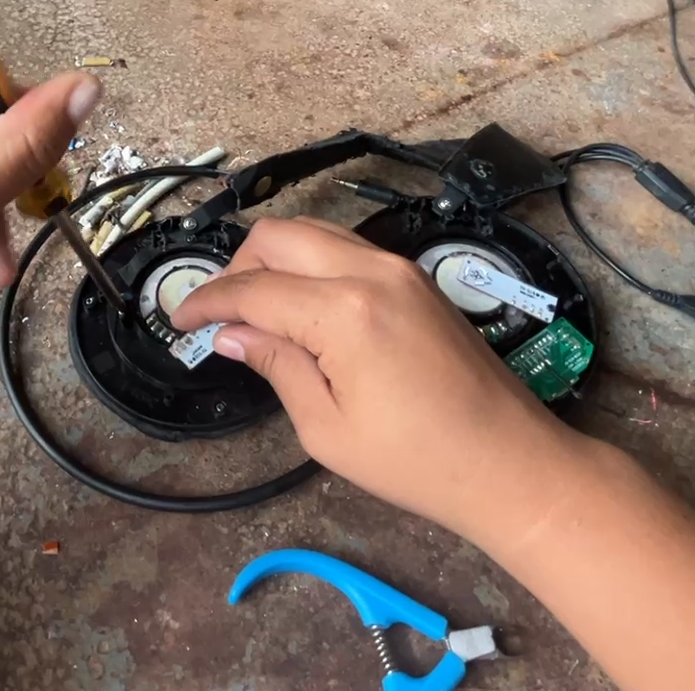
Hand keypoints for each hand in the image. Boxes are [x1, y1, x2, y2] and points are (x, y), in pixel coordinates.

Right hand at [171, 217, 585, 538]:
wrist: (513, 464)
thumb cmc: (417, 461)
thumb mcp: (326, 427)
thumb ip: (274, 364)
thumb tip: (230, 334)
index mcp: (344, 313)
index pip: (253, 289)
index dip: (207, 302)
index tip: (180, 318)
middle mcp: (370, 271)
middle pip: (276, 235)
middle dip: (236, 266)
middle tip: (223, 312)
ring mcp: (396, 267)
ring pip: (310, 231)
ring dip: (272, 258)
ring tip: (257, 306)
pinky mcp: (413, 275)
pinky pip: (342, 246)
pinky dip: (307, 262)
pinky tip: (301, 303)